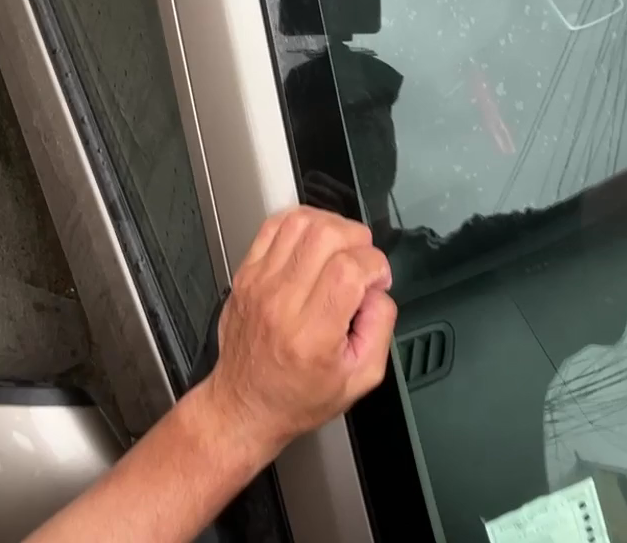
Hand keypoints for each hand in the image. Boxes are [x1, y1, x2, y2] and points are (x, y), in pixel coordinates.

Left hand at [193, 206, 396, 459]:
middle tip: (361, 261)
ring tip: (339, 249)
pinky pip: (274, 224)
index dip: (375, 265)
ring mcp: (259, 283)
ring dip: (332, 226)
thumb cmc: (297, 396)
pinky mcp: (246, 273)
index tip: (378, 279)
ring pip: (301, 222)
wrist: (244, 406)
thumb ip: (381, 328)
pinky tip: (312, 241)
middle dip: (358, 239)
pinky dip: (302, 221)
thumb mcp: (360, 379)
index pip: (349, 270)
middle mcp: (282, 304)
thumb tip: (378, 289)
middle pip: (327, 235)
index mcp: (312, 335)